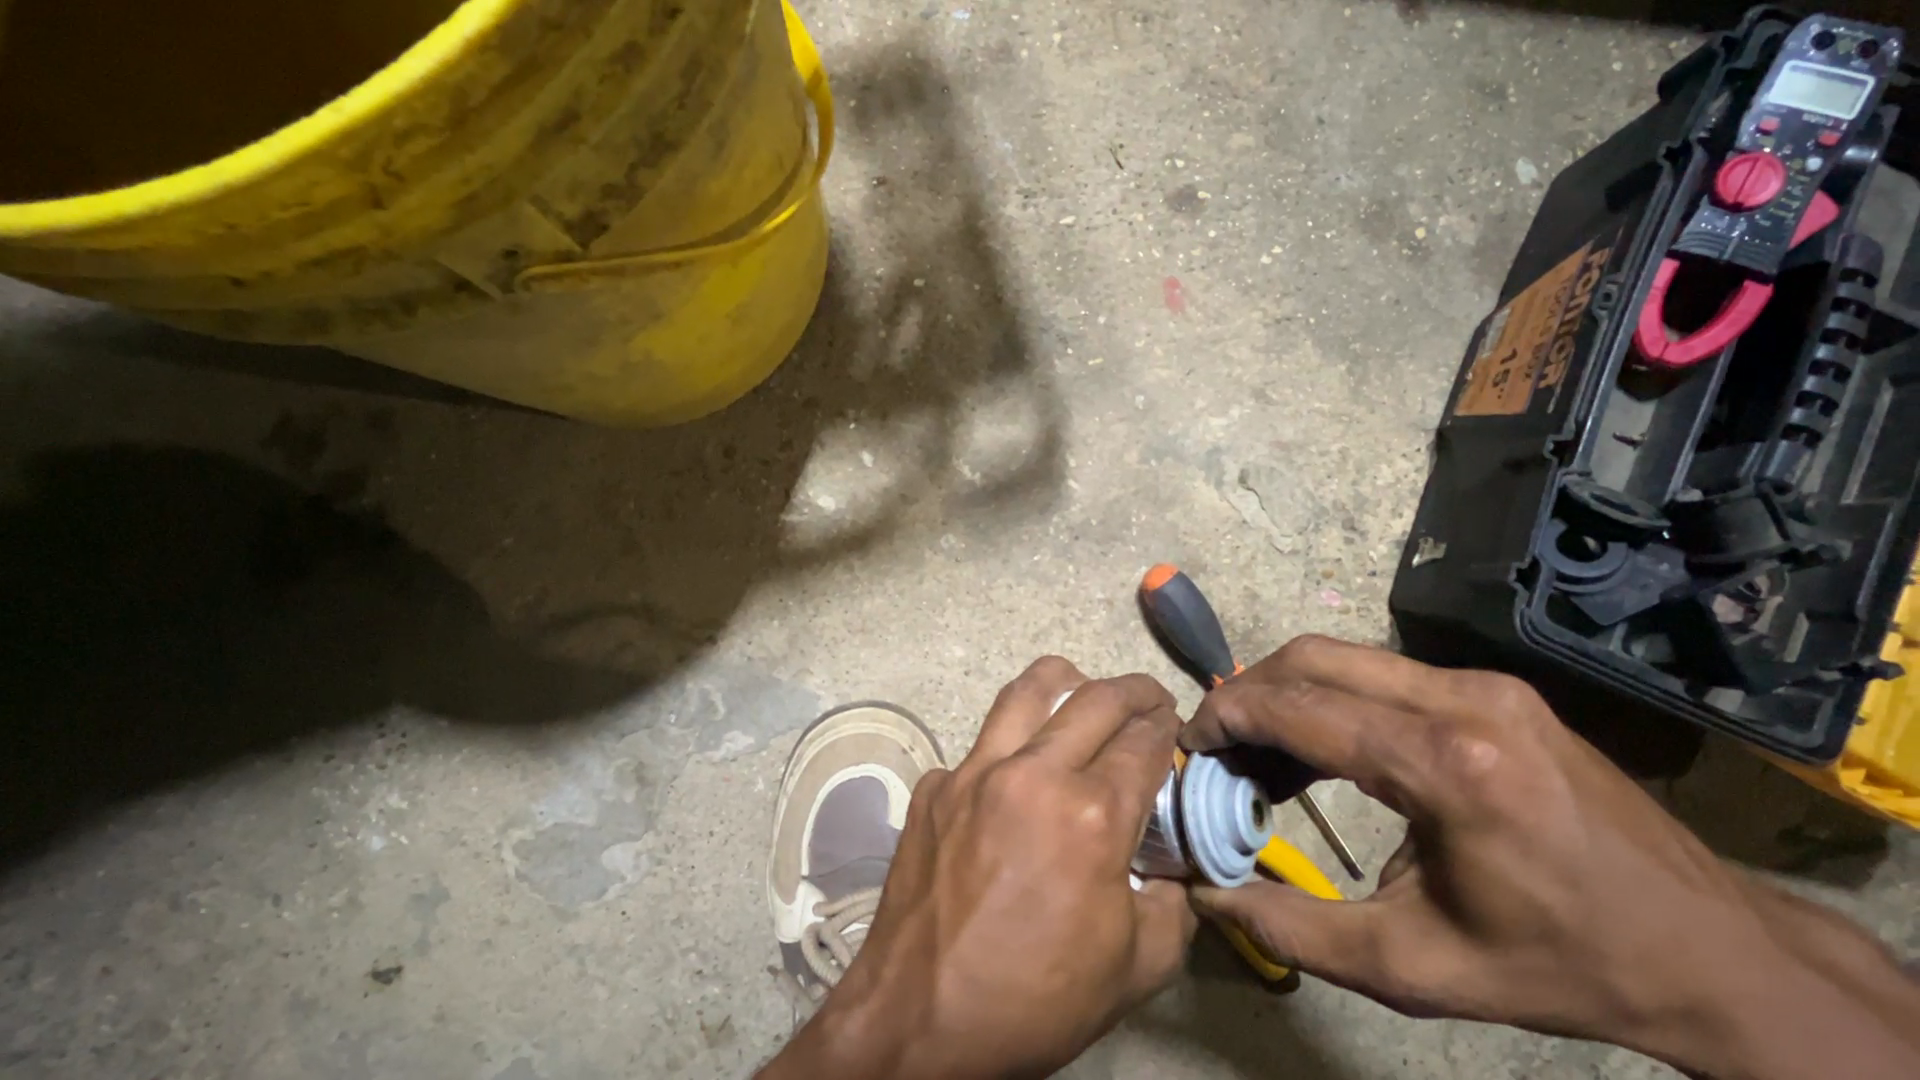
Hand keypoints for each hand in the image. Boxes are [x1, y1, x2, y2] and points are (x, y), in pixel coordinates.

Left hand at [763, 658, 1196, 1079]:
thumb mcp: (1138, 967)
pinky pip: (980, 745)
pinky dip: (1009, 744)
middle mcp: (1034, 774)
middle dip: (1135, 692)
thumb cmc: (1037, 998)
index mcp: (1092, 814)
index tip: (1172, 729)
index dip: (1167, 730)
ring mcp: (974, 773)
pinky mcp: (934, 786)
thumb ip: (1172, 902)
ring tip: (1083, 688)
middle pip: (1097, 699)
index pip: (1144, 743)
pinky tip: (1015, 774)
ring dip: (1068, 681)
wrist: (921, 1019)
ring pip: (1027, 691)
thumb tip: (1170, 866)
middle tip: (1148, 699)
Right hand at [1182, 636, 1919, 1079]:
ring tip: (1260, 753)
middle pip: (1316, 658)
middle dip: (1248, 692)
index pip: (1301, 708)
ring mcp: (1488, 687)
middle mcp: (1466, 702)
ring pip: (1349, 657)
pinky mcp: (1499, 691)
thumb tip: (1208, 894)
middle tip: (1217, 747)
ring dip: (1289, 693)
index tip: (1190, 745)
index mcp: (1447, 768)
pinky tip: (1324, 750)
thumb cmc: (1554, 964)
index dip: (1229, 718)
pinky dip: (1335, 699)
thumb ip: (1293, 928)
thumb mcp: (1412, 968)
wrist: (1704, 949)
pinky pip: (1387, 674)